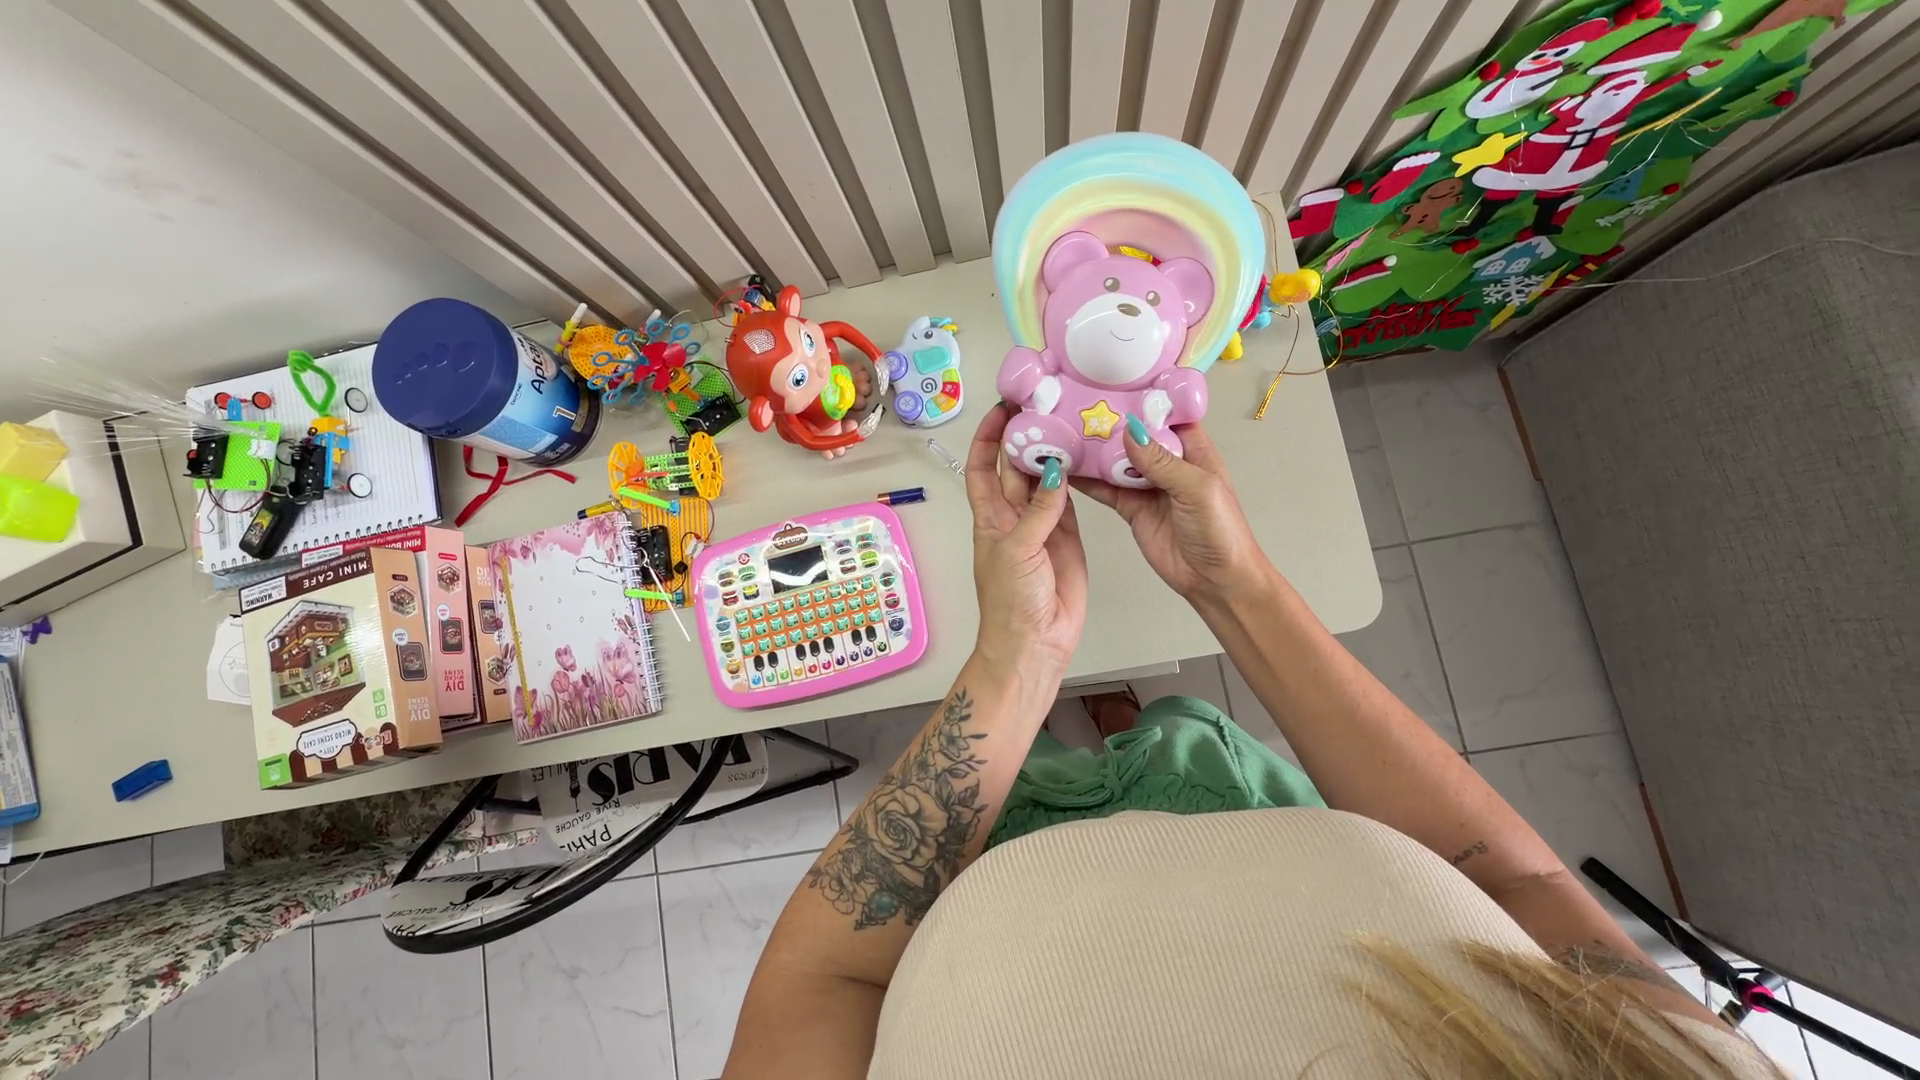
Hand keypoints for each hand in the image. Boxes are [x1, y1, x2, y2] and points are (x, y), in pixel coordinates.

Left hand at [966, 403, 1088, 680]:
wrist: (1035, 643)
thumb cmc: (1011, 601)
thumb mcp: (1018, 550)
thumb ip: (1038, 510)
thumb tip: (1054, 469)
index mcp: (990, 517)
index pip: (982, 468)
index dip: (987, 439)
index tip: (1002, 409)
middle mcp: (1014, 516)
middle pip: (1016, 467)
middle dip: (1025, 437)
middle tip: (1045, 404)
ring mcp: (1042, 525)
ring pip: (1046, 480)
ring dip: (1053, 453)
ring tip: (1068, 420)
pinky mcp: (1068, 537)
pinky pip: (1070, 501)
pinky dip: (1076, 478)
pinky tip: (1086, 454)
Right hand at [1072, 418, 1263, 603]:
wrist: (1215, 580)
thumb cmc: (1221, 532)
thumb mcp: (1197, 490)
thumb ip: (1162, 462)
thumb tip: (1130, 431)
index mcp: (1192, 450)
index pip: (1166, 415)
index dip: (1144, 399)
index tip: (1113, 382)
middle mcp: (1168, 463)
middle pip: (1135, 436)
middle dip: (1110, 422)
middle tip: (1075, 406)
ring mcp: (1147, 486)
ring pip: (1115, 461)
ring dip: (1093, 450)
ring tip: (1063, 432)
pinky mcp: (1132, 508)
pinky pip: (1106, 489)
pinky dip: (1087, 480)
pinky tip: (1067, 468)